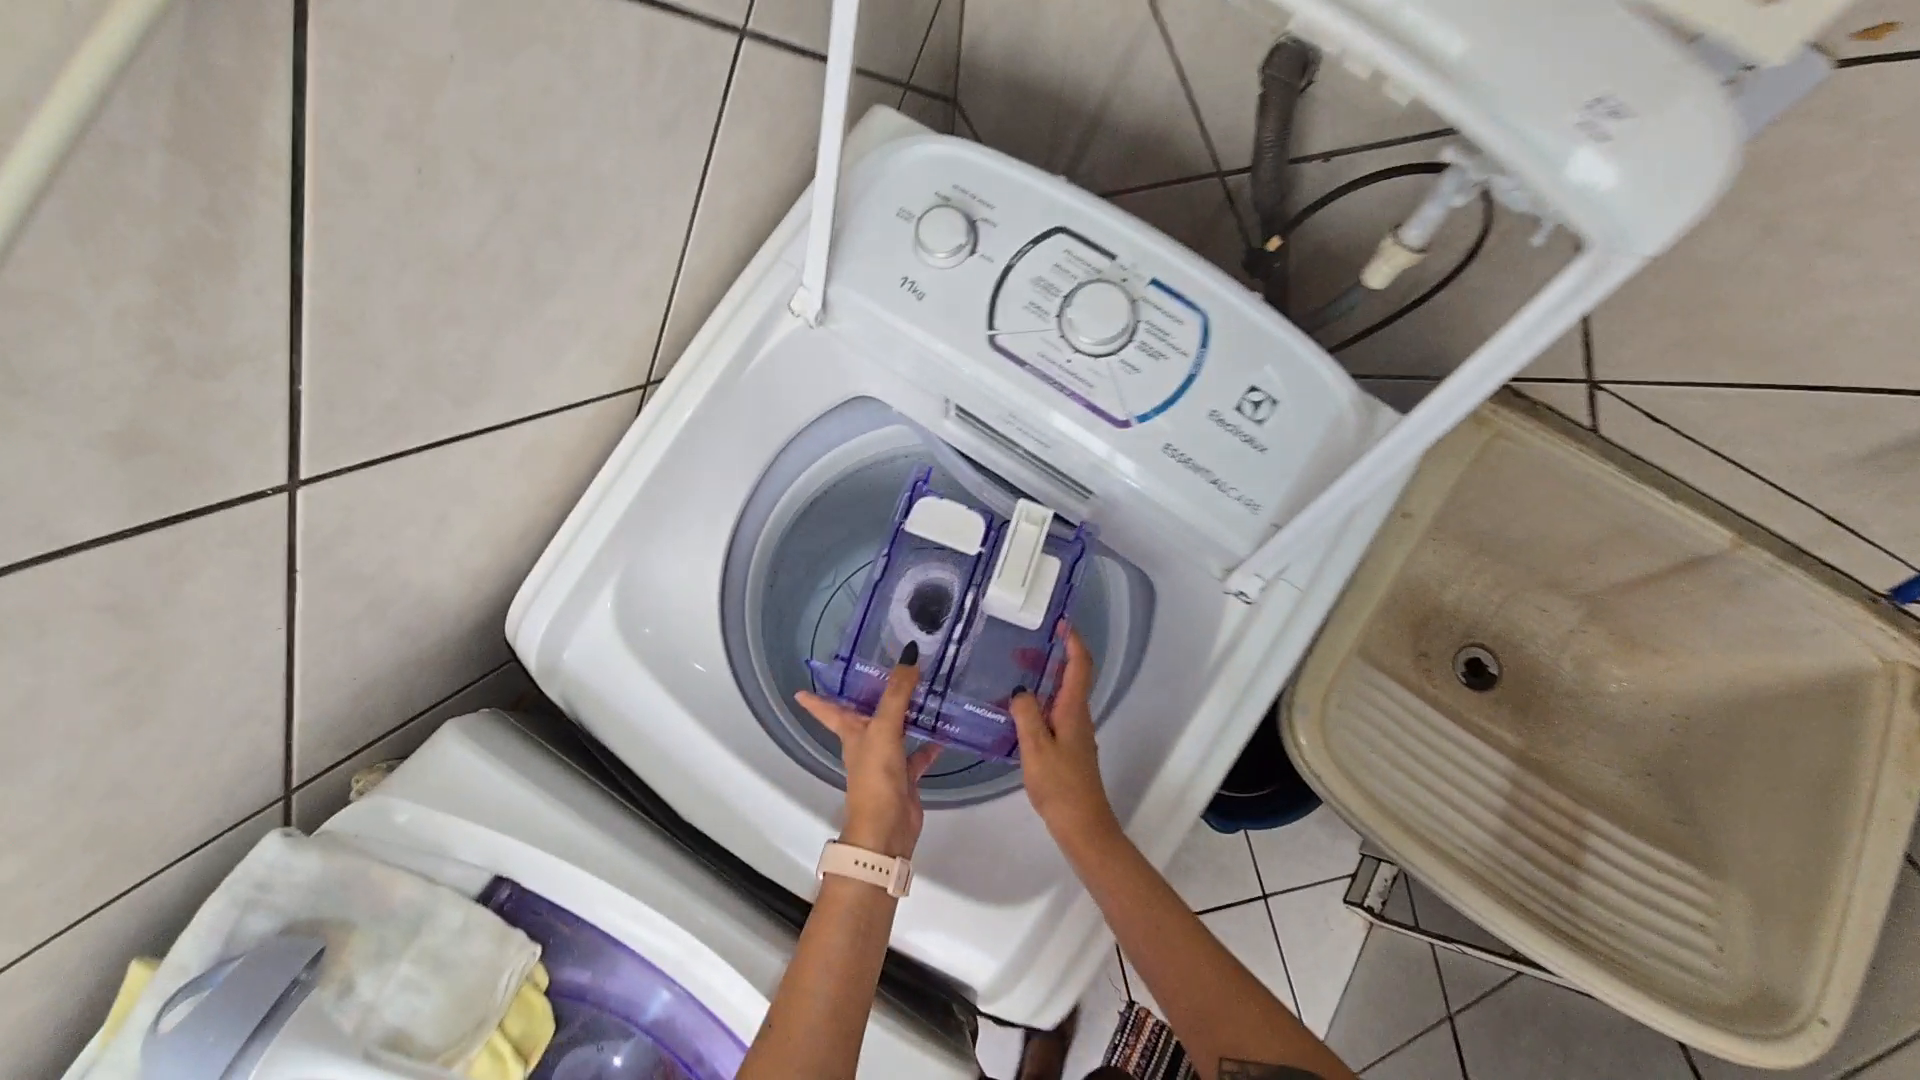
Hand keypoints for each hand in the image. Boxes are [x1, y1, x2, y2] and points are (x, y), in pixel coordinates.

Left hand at [795, 643, 941, 859]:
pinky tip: (943, 732)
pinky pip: (917, 755)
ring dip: (906, 715)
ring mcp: (885, 761)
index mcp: (851, 733)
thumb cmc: (875, 776)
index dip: (815, 700)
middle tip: (881, 673)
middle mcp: (865, 744)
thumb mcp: (883, 729)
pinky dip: (929, 745)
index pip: (828, 711)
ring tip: (922, 692)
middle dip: (870, 697)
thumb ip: (897, 694)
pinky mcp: (905, 776)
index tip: (800, 690)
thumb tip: (909, 657)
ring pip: (895, 731)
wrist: (886, 827)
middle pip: (865, 715)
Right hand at [1009, 625, 1119, 848]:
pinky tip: (1017, 715)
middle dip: (1050, 658)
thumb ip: (1026, 715)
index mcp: (1074, 710)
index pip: (1080, 665)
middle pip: (1070, 677)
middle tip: (1020, 650)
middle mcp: (1079, 717)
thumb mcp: (1036, 747)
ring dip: (1042, 681)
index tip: (1060, 622)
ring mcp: (1076, 734)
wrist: (1082, 826)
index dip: (1073, 641)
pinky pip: (1055, 714)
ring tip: (1013, 677)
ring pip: (1061, 696)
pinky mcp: (1069, 749)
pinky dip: (1039, 704)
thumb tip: (1020, 692)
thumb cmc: (1060, 785)